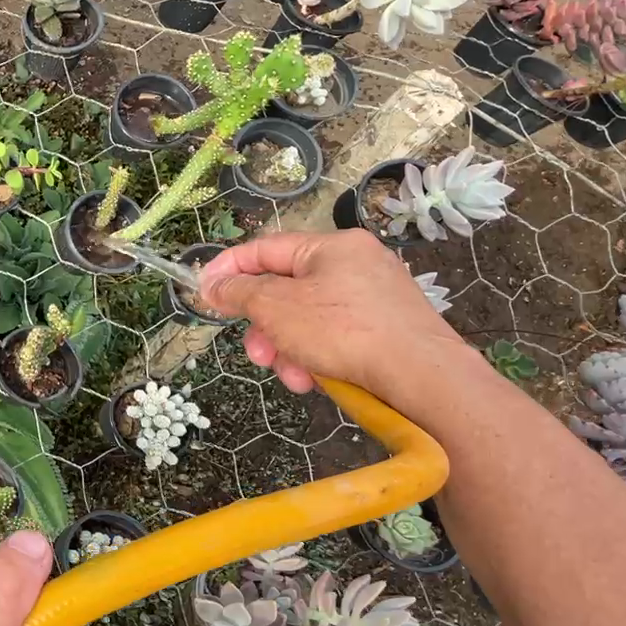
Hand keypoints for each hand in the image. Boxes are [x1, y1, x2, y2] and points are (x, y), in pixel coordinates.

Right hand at [197, 230, 475, 406]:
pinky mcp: (385, 328)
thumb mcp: (275, 306)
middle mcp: (355, 264)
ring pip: (305, 318)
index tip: (202, 293)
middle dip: (262, 326)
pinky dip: (314, 356)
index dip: (227, 269)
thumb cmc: (343, 331)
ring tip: (290, 375)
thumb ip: (238, 291)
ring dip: (286, 348)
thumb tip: (214, 285)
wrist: (423, 376)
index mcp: (331, 246)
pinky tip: (314, 379)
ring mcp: (374, 297)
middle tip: (255, 352)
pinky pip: (332, 336)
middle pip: (284, 290)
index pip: (264, 249)